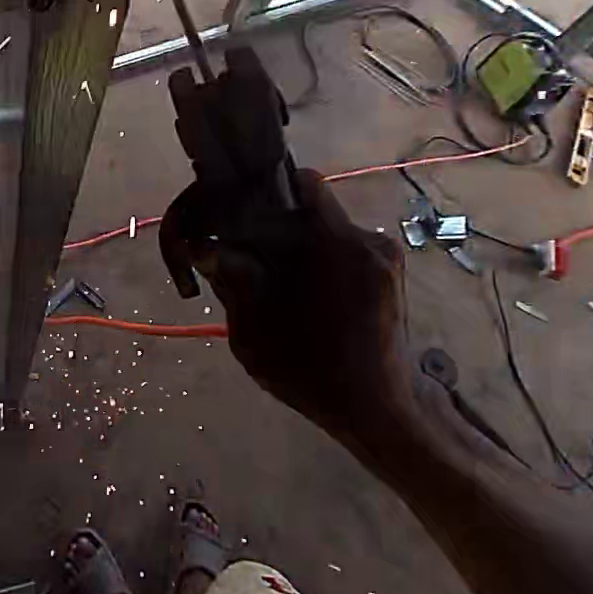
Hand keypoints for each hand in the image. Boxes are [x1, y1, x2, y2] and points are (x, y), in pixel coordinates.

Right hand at [194, 171, 411, 434]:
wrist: (380, 410)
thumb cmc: (312, 376)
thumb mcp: (254, 334)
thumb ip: (232, 281)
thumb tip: (203, 244)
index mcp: (335, 247)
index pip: (301, 183)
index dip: (264, 187)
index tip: (237, 209)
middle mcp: (366, 240)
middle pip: (311, 205)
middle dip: (274, 221)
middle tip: (245, 251)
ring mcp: (384, 256)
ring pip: (325, 228)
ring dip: (295, 243)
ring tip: (271, 279)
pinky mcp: (389, 272)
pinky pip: (342, 248)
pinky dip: (316, 259)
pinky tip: (301, 293)